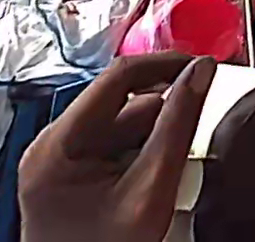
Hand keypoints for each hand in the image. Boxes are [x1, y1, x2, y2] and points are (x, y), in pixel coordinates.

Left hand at [20, 53, 216, 241]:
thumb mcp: (151, 191)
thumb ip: (179, 124)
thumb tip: (203, 68)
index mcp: (58, 144)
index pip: (118, 75)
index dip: (164, 64)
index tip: (202, 67)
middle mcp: (51, 144)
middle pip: (122, 101)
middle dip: (161, 112)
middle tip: (193, 128)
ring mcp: (57, 161)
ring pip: (122, 121)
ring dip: (154, 134)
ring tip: (167, 168)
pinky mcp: (69, 176)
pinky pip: (115, 143)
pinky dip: (141, 151)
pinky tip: (151, 178)